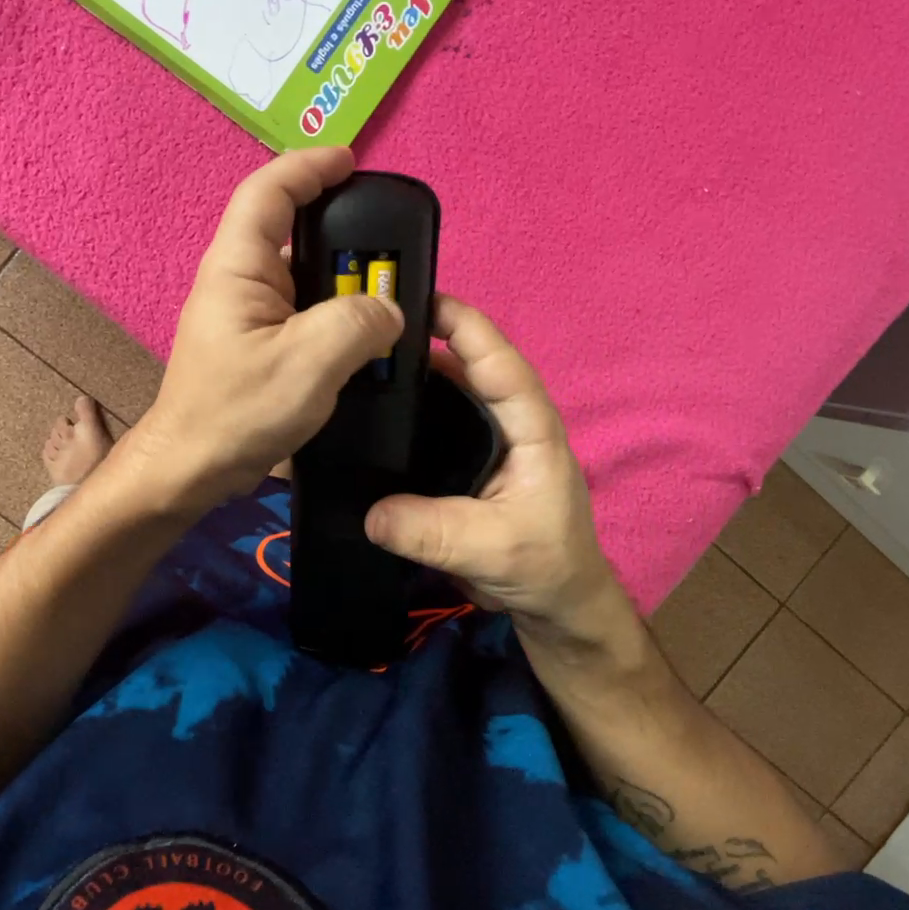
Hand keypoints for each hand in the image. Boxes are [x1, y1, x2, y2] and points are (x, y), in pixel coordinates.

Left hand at [126, 149, 402, 508]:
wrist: (192, 468)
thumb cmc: (237, 411)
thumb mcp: (308, 363)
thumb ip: (359, 324)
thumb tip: (388, 310)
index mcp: (238, 266)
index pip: (269, 190)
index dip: (309, 166)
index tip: (352, 162)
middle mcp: (239, 280)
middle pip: (291, 228)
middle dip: (341, 228)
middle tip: (392, 245)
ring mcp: (248, 313)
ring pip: (303, 275)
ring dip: (343, 277)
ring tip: (388, 290)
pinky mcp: (258, 344)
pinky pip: (305, 311)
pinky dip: (337, 312)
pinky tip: (365, 332)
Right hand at [364, 296, 635, 649]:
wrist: (552, 608)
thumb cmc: (545, 568)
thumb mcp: (493, 549)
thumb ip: (434, 530)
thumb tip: (369, 513)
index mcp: (531, 430)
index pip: (501, 365)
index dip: (467, 329)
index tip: (423, 301)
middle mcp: (506, 426)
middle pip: (465, 370)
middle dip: (423, 342)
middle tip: (367, 326)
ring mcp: (481, 445)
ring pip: (444, 398)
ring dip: (407, 379)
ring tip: (355, 363)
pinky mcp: (459, 467)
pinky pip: (428, 430)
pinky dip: (400, 418)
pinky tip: (363, 417)